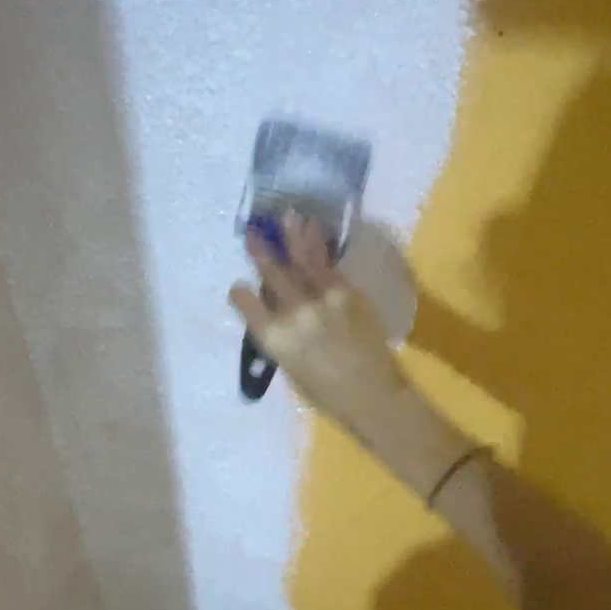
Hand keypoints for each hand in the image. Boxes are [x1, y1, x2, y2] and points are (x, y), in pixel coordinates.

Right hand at [229, 213, 413, 435]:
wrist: (371, 394)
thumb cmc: (326, 394)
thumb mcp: (290, 369)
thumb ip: (280, 337)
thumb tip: (277, 310)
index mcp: (273, 338)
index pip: (246, 304)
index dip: (240, 294)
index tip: (239, 286)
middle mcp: (292, 313)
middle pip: (271, 275)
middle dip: (260, 252)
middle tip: (251, 233)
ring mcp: (320, 298)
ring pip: (299, 260)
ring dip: (290, 236)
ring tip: (285, 215)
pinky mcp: (345, 292)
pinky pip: (326, 263)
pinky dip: (318, 244)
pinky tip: (313, 229)